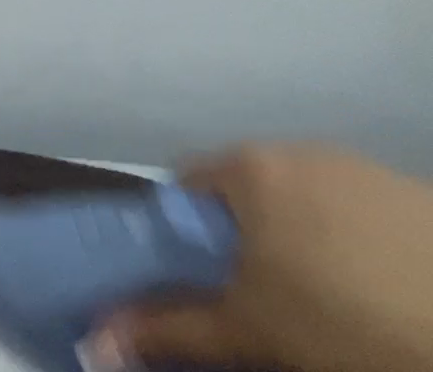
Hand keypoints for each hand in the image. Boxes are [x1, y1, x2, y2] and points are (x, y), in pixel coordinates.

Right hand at [93, 144, 432, 371]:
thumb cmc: (347, 320)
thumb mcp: (251, 330)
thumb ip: (171, 326)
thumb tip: (94, 341)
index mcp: (250, 166)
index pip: (185, 187)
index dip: (187, 234)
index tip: (209, 278)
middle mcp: (304, 152)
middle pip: (249, 192)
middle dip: (250, 238)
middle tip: (268, 294)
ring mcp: (375, 172)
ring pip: (311, 202)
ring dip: (309, 239)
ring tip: (335, 297)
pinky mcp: (430, 200)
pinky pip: (370, 214)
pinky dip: (367, 245)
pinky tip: (389, 290)